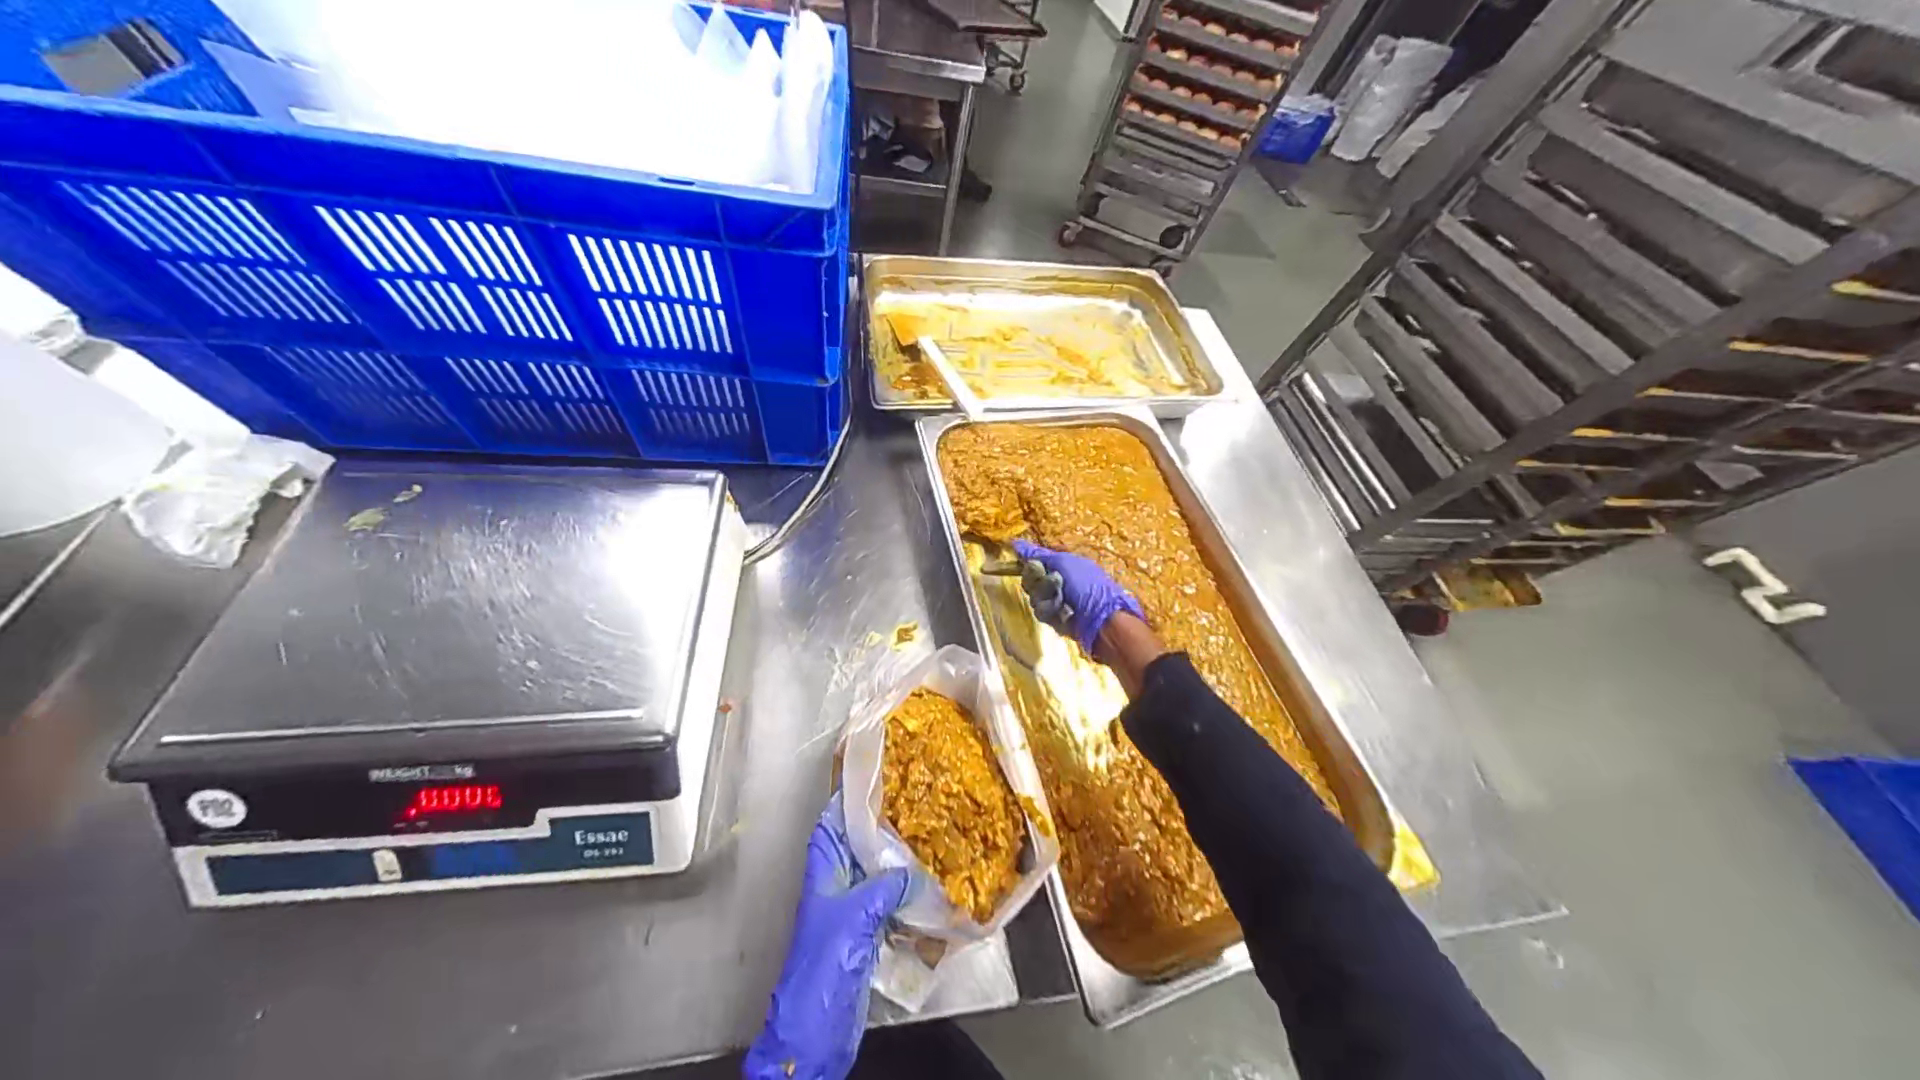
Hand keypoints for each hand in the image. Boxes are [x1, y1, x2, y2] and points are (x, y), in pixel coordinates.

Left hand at [744, 795, 908, 1079]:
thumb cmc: (817, 976)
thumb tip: (912, 872)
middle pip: (858, 843)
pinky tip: (930, 888)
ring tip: (927, 836)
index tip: (873, 773)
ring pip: (875, 871)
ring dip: (897, 858)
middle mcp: (835, 886)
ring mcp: (851, 911)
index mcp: (822, 874)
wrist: (813, 1036)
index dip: (850, 797)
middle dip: (882, 822)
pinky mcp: (866, 935)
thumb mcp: (852, 921)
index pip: (833, 822)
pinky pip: (889, 902)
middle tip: (913, 800)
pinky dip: (907, 892)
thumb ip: (883, 889)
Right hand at [1012, 539, 1146, 656]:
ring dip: (1047, 599)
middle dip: (1041, 583)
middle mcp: (1057, 580)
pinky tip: (1064, 614)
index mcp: (1062, 564)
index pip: (1035, 561)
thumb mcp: (1064, 563)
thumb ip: (1039, 554)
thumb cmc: (1086, 587)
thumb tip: (1016, 543)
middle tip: (1056, 584)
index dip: (1030, 565)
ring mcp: (1056, 600)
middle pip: (1031, 579)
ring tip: (1063, 602)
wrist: (1102, 621)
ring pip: (1034, 597)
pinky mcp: (1055, 617)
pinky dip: (1052, 612)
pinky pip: (1041, 612)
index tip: (1033, 567)